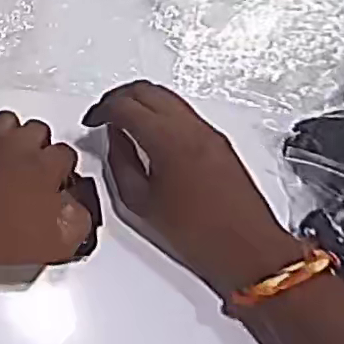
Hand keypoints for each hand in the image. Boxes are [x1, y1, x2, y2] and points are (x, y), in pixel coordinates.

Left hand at [0, 111, 96, 281]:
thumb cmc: (1, 236)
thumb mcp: (60, 241)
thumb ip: (80, 216)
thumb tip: (77, 204)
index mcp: (45, 165)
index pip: (67, 152)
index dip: (63, 169)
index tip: (58, 181)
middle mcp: (18, 145)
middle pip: (39, 130)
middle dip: (40, 147)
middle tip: (35, 169)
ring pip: (8, 121)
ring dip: (12, 135)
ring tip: (11, 157)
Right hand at [84, 81, 304, 294]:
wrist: (250, 253)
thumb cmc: (198, 235)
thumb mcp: (138, 201)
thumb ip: (119, 161)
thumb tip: (113, 140)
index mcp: (167, 141)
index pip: (124, 104)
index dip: (101, 109)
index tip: (92, 121)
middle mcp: (191, 130)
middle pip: (145, 90)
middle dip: (117, 98)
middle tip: (103, 114)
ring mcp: (209, 134)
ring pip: (166, 96)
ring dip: (139, 103)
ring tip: (122, 122)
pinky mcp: (220, 142)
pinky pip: (182, 111)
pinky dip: (158, 112)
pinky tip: (148, 132)